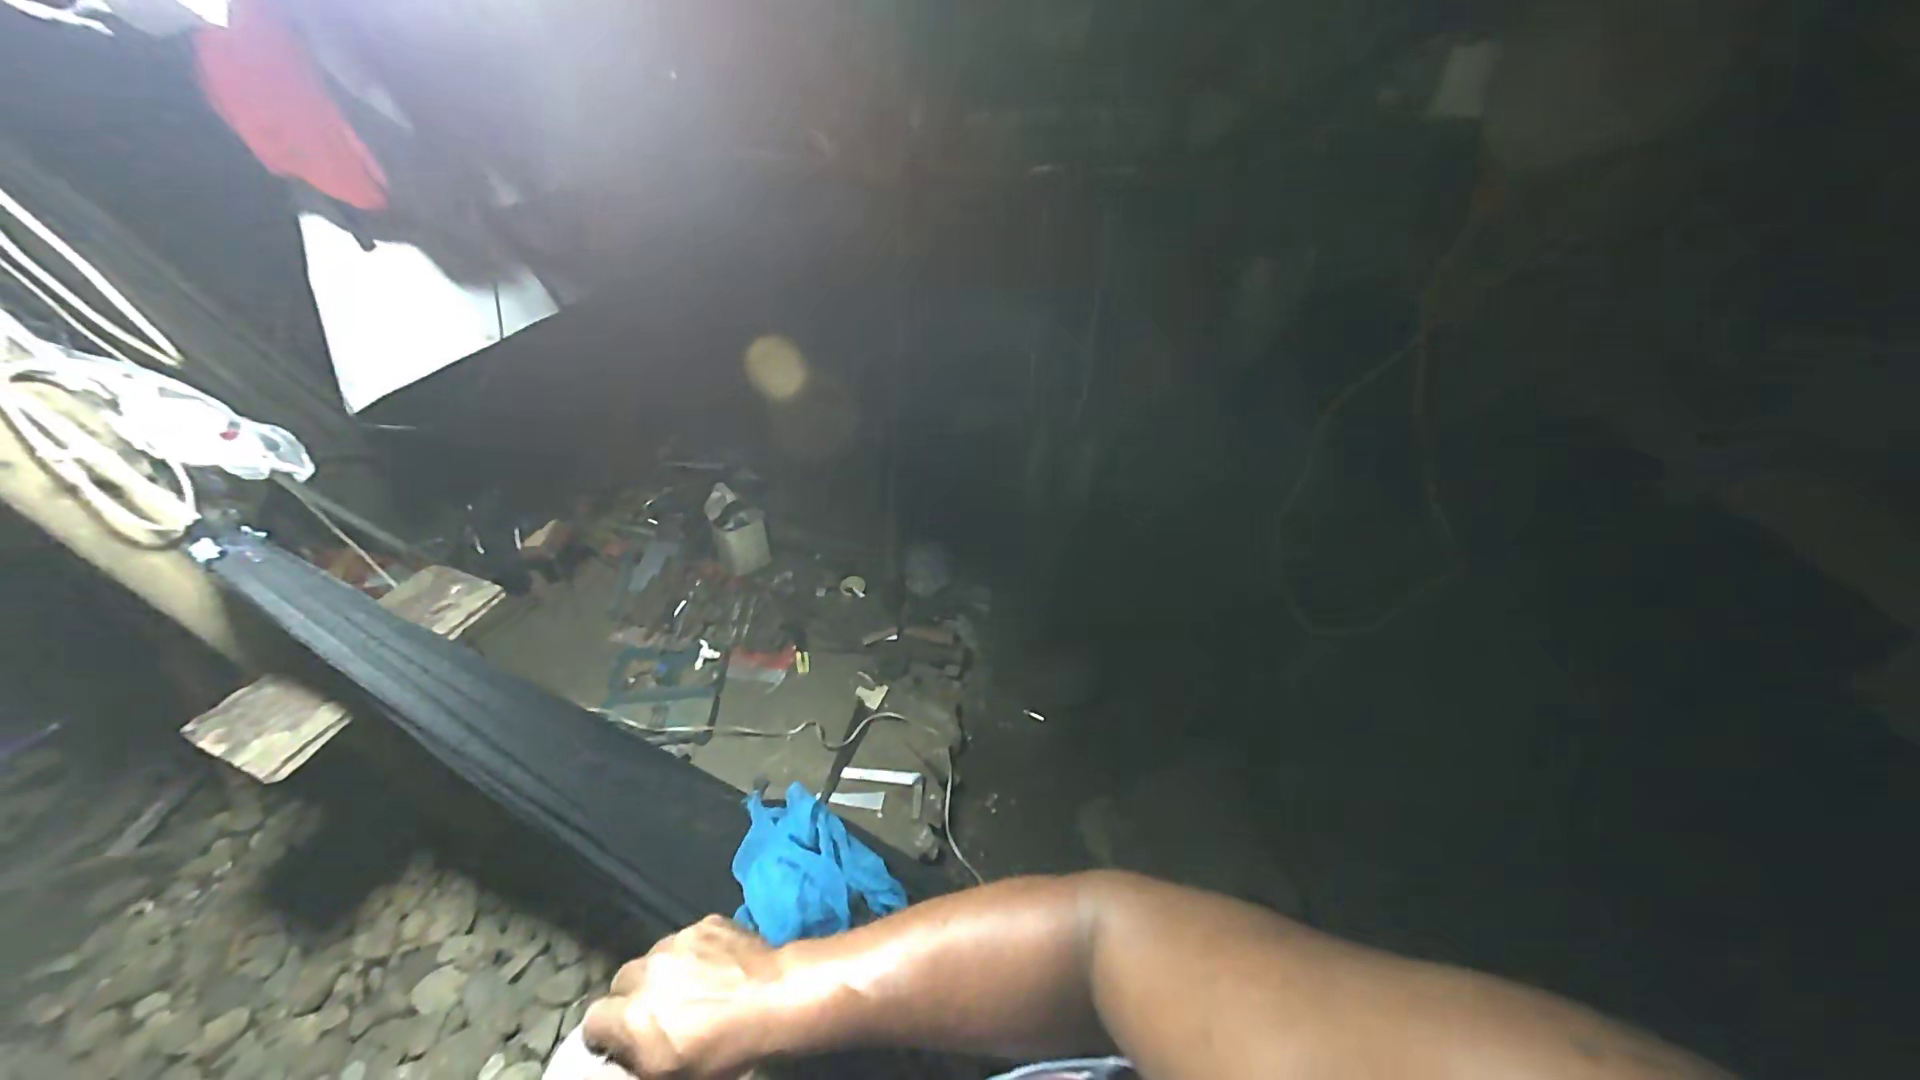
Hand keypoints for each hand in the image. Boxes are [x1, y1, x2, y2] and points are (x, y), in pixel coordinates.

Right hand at [582, 915, 788, 1077]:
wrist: (774, 997)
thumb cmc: (724, 1050)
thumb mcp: (670, 1077)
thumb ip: (633, 1066)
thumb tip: (618, 1056)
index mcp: (631, 1015)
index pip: (594, 1019)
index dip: (607, 1032)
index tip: (622, 1040)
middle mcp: (648, 971)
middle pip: (623, 981)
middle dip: (634, 996)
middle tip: (659, 1011)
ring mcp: (679, 941)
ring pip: (655, 955)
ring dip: (664, 971)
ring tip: (691, 986)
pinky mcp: (706, 923)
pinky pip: (688, 938)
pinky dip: (694, 951)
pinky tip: (716, 966)